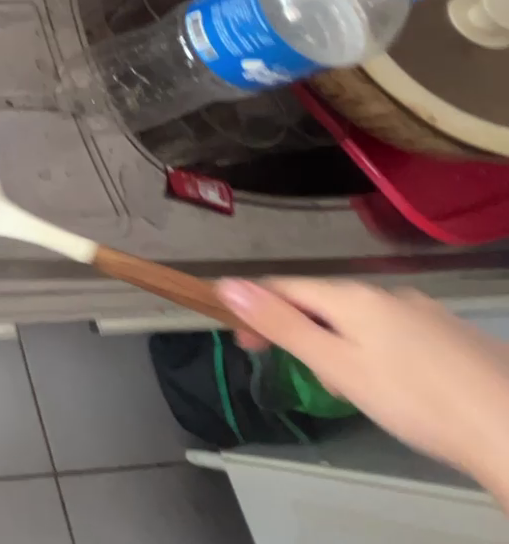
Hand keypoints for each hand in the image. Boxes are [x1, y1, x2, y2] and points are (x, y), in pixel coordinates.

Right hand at [220, 278, 508, 482]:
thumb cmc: (416, 402)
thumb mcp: (334, 365)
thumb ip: (279, 323)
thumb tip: (225, 284)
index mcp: (351, 297)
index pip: (281, 287)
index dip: (253, 310)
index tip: (246, 345)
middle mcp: (388, 294)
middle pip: (322, 303)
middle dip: (302, 333)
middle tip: (309, 376)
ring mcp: (430, 314)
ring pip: (362, 320)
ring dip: (341, 344)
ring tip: (356, 388)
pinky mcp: (461, 337)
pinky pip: (400, 333)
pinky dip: (382, 352)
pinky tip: (401, 387)